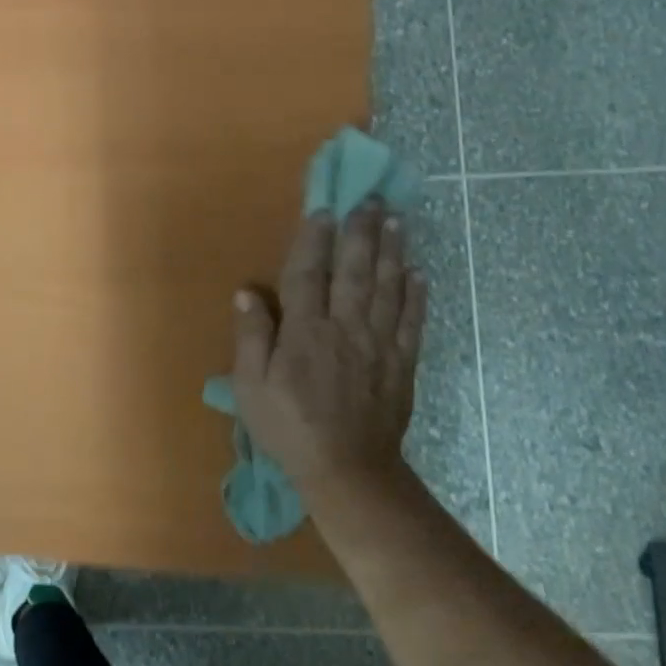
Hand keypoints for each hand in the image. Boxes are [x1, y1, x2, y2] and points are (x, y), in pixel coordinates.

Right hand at [229, 202, 425, 486]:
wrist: (347, 467)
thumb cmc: (287, 427)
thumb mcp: (250, 387)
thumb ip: (251, 337)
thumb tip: (247, 293)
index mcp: (304, 333)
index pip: (307, 275)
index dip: (314, 241)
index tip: (322, 210)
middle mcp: (344, 328)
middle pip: (354, 271)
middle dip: (360, 232)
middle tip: (369, 198)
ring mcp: (379, 344)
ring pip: (387, 287)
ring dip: (392, 250)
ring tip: (396, 219)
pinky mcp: (402, 362)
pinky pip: (412, 319)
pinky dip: (417, 293)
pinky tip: (418, 271)